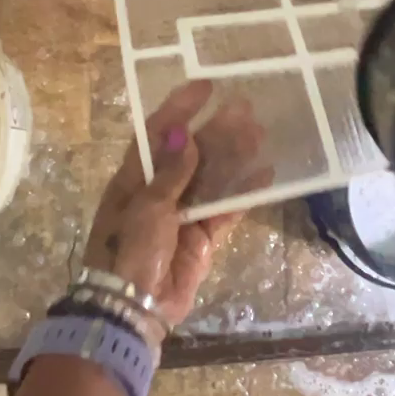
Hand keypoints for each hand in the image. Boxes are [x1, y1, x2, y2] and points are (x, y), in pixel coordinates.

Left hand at [80, 80, 263, 331]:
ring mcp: (183, 213)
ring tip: (260, 133)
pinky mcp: (202, 237)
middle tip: (246, 108)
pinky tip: (266, 174)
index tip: (206, 87)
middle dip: (218, 130)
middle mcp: (160, 190)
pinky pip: (226, 209)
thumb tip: (185, 135)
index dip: (180, 108)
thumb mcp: (146, 208)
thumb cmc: (129, 252)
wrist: (132, 308)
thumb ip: (170, 174)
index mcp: (135, 178)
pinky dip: (245, 192)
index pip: (159, 134)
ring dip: (235, 155)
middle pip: (193, 153)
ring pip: (214, 177)